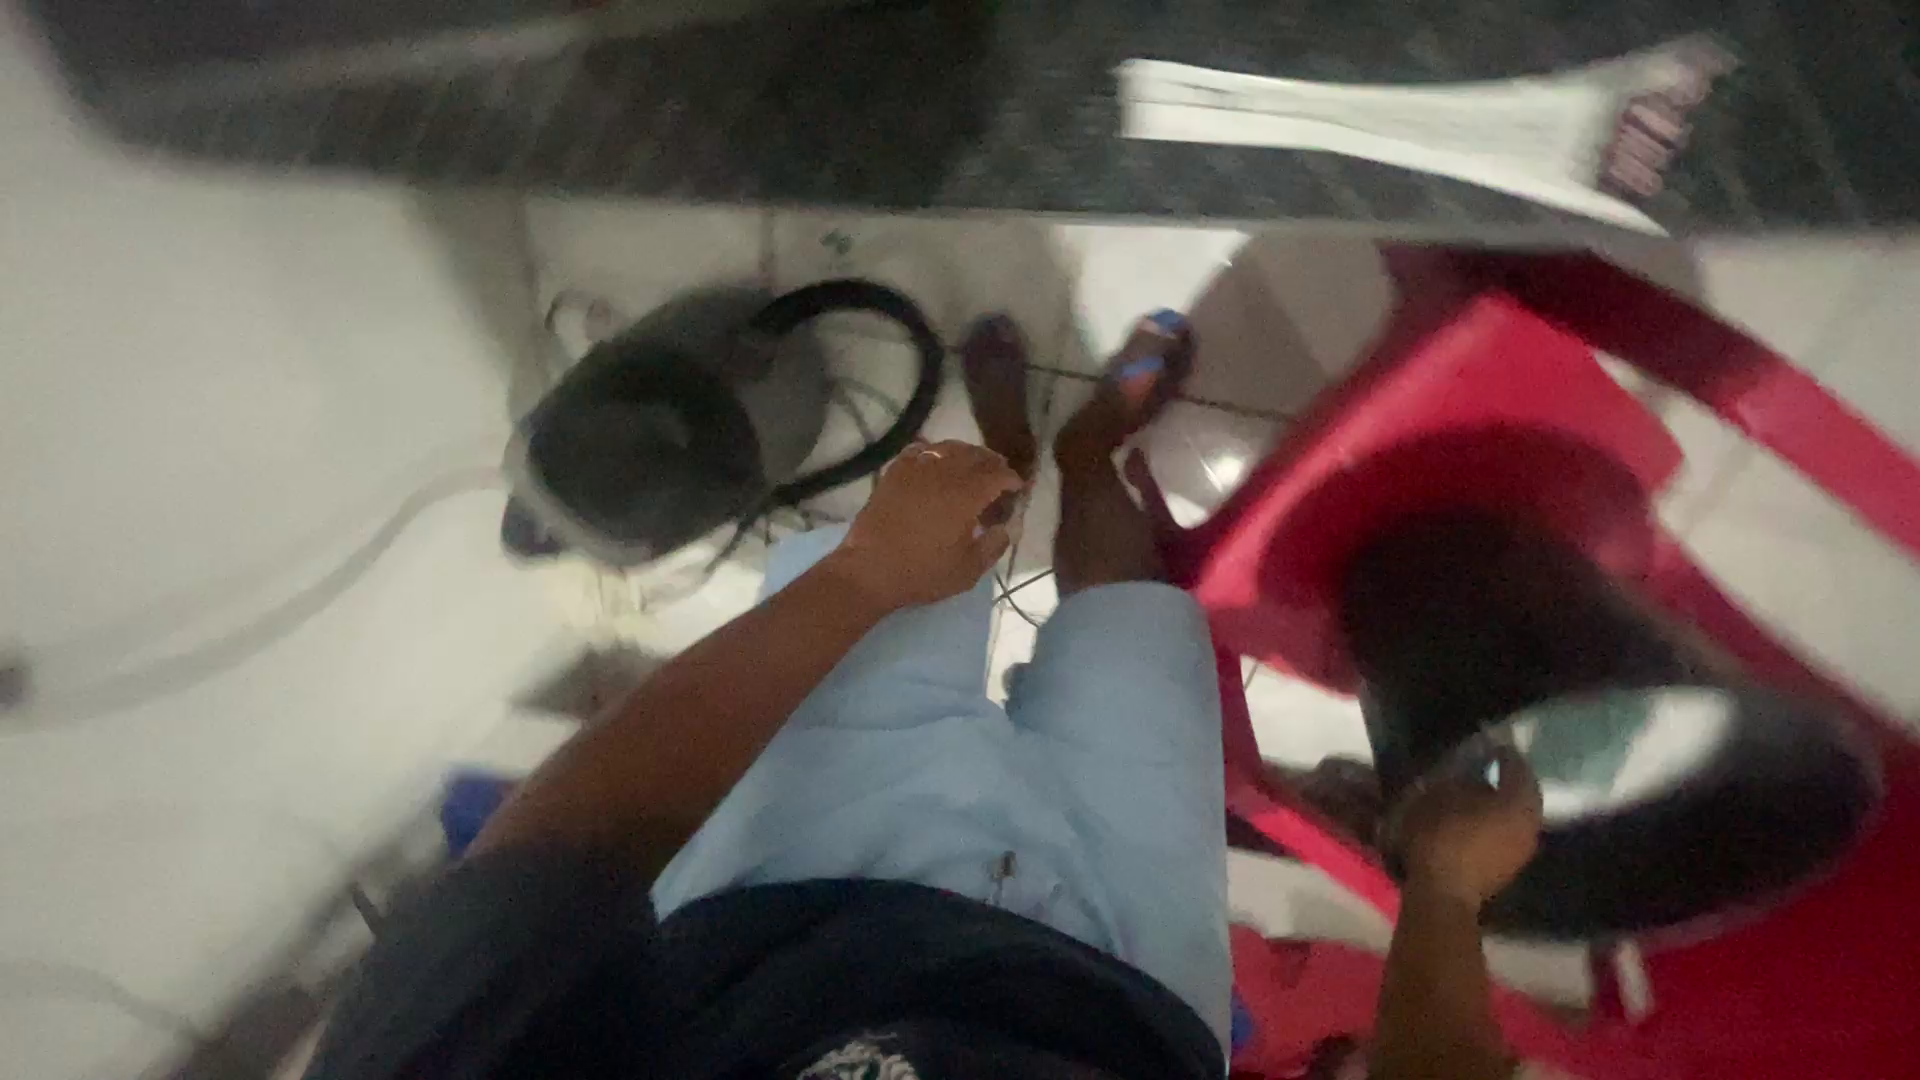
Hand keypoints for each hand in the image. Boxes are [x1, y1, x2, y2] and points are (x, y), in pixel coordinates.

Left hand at [827, 440, 1024, 610]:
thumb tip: (1007, 528)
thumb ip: (993, 546)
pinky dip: (935, 451)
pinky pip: (920, 450)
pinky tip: (936, 462)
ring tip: (971, 465)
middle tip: (999, 474)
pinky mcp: (894, 473)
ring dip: (966, 453)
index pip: (997, 475)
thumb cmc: (923, 573)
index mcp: (966, 495)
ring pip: (948, 448)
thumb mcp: (968, 570)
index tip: (1017, 487)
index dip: (1011, 479)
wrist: (869, 570)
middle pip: (975, 455)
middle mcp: (943, 474)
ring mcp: (916, 469)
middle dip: (992, 462)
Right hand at [1390, 745, 1542, 907]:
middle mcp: (1530, 826)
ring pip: (1519, 817)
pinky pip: (1510, 833)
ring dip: (1504, 803)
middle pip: (1525, 796)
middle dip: (1510, 780)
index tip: (1495, 744)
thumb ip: (1459, 781)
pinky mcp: (1510, 866)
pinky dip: (1499, 821)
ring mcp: (1523, 850)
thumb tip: (1472, 776)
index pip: (1520, 771)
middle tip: (1493, 767)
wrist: (1443, 890)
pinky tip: (1479, 817)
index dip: (1507, 755)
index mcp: (1516, 805)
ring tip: (1483, 792)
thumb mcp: (1438, 796)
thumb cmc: (1440, 835)